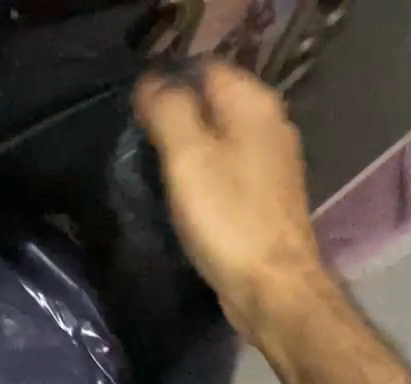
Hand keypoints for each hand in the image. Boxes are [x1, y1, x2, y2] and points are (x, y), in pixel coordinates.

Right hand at [134, 63, 328, 340]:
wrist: (270, 285)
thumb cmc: (227, 220)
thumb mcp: (187, 159)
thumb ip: (168, 112)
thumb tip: (149, 85)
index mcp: (253, 105)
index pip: (204, 70)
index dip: (167, 87)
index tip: (137, 120)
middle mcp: (271, 126)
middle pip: (213, 107)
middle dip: (177, 122)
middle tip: (141, 151)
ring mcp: (272, 165)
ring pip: (220, 143)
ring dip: (189, 155)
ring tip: (157, 177)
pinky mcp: (266, 200)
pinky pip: (228, 175)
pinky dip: (205, 182)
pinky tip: (186, 204)